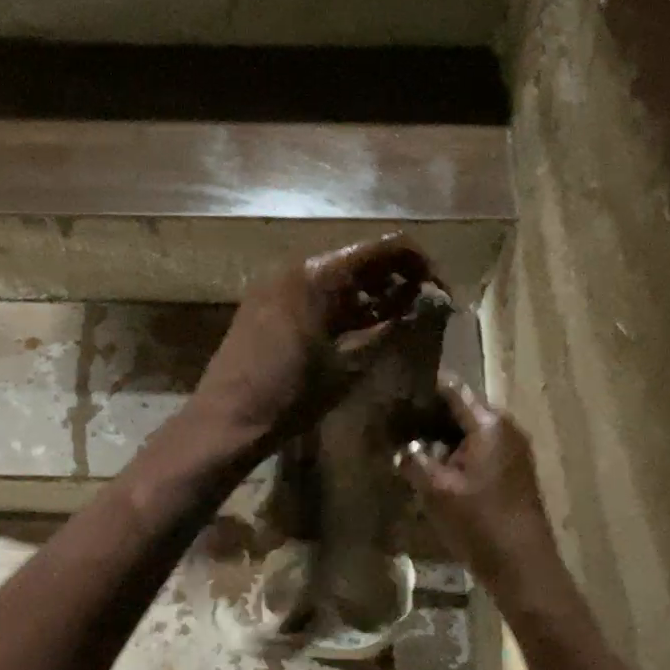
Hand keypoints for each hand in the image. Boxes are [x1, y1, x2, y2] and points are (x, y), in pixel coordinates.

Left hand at [194, 234, 433, 440]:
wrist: (227, 420)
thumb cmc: (291, 395)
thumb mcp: (350, 365)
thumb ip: (391, 329)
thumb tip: (430, 306)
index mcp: (318, 274)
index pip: (385, 249)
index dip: (420, 266)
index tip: (442, 293)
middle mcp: (295, 269)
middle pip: (360, 260)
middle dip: (397, 280)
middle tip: (425, 308)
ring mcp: (276, 287)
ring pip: (336, 279)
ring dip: (371, 294)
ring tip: (400, 320)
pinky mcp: (265, 307)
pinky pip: (314, 295)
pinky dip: (342, 307)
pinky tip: (363, 329)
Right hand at [398, 377, 562, 589]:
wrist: (522, 566)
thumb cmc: (479, 523)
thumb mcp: (436, 490)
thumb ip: (414, 460)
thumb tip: (401, 448)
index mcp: (489, 423)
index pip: (453, 389)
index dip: (425, 385)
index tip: (396, 384)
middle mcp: (505, 428)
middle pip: (461, 409)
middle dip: (429, 413)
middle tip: (394, 419)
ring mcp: (513, 450)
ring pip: (469, 431)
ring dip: (441, 436)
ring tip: (407, 442)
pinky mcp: (512, 471)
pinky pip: (479, 449)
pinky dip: (456, 452)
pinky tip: (432, 466)